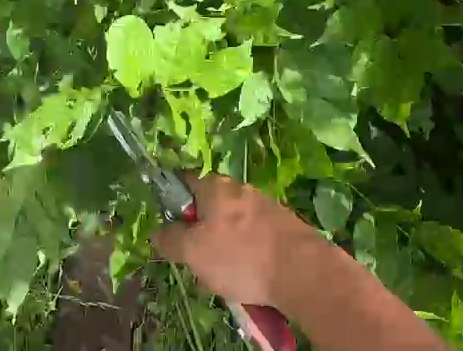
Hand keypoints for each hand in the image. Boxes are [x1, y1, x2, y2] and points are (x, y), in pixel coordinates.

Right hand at [151, 173, 328, 310]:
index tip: (174, 234)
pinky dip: (249, 256)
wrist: (304, 272)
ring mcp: (264, 205)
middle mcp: (238, 187)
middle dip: (201, 237)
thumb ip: (170, 240)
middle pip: (208, 208)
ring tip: (228, 281)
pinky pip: (254, 239)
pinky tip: (252, 279)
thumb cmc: (240, 256)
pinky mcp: (283, 226)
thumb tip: (158, 232)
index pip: (182, 182)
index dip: (172, 206)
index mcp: (213, 185)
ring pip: (232, 227)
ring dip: (226, 251)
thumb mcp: (193, 252)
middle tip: (200, 265)